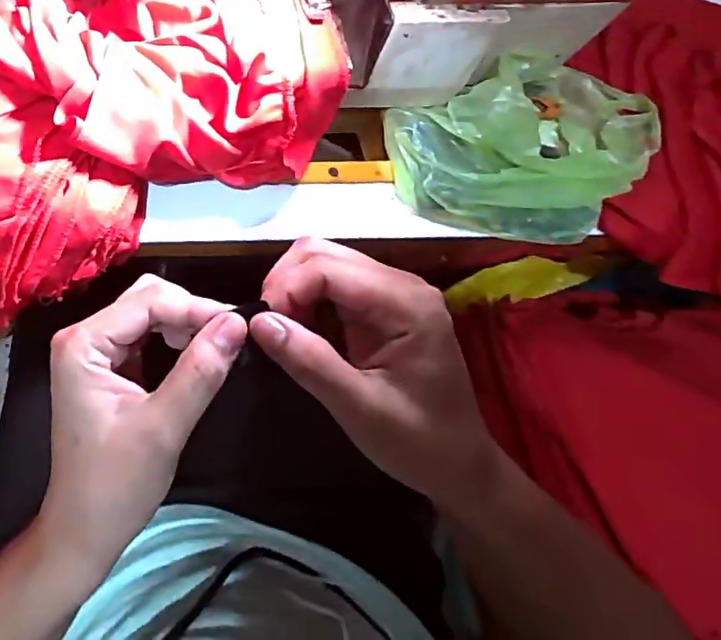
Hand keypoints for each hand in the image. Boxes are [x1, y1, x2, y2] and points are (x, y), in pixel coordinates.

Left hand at [40, 276, 246, 556]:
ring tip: (216, 344)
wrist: (83, 532)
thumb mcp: (163, 428)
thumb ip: (200, 372)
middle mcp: (81, 336)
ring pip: (146, 312)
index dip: (195, 308)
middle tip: (229, 333)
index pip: (147, 302)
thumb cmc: (115, 485)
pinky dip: (172, 337)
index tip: (237, 322)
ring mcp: (90, 350)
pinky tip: (194, 351)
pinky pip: (143, 334)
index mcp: (82, 343)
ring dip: (183, 323)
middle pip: (145, 299)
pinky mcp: (103, 365)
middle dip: (189, 311)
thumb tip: (236, 324)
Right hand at [251, 238, 496, 502]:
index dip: (287, 288)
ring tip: (282, 330)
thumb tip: (258, 322)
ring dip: (292, 289)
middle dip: (285, 283)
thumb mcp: (360, 410)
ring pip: (322, 261)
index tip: (263, 327)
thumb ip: (309, 362)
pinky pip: (331, 281)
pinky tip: (301, 330)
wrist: (461, 467)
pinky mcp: (380, 302)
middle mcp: (399, 283)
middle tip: (268, 327)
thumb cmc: (419, 443)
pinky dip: (306, 298)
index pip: (327, 268)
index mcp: (405, 302)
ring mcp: (391, 289)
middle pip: (322, 253)